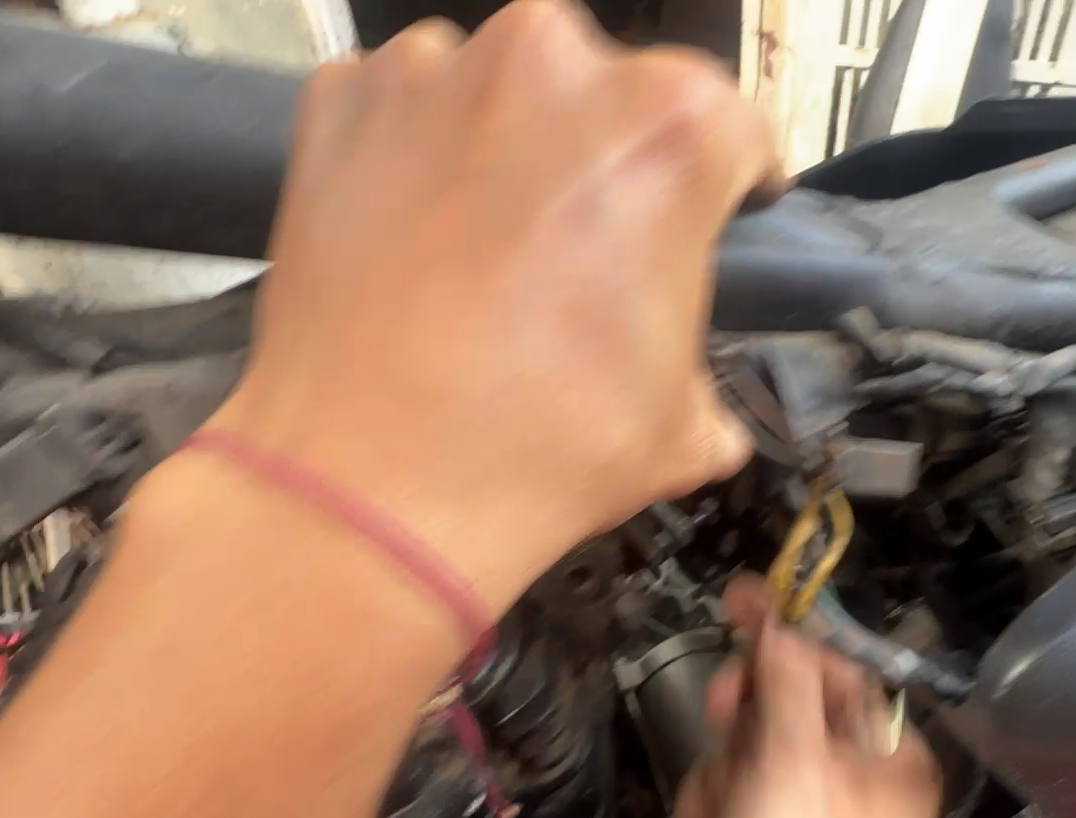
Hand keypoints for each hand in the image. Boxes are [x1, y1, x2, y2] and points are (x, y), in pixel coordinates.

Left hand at [206, 0, 781, 610]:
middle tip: (593, 261)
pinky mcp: (341, 106)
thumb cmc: (543, 451)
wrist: (376, 489)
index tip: (717, 211)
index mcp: (664, 134)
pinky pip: (416, 114)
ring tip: (500, 259)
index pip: (734, 127)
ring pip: (513, 100)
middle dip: (621, 172)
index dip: (735, 180)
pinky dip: (430, 162)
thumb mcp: (682, 433)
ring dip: (522, 160)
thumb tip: (698, 400)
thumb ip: (710, 380)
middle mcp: (552, 70)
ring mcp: (433, 75)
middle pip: (619, 102)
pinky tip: (427, 246)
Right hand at [674, 576, 940, 817]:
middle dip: (743, 716)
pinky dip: (708, 815)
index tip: (740, 596)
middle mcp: (844, 776)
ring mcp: (794, 811)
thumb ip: (785, 684)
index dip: (784, 631)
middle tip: (723, 710)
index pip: (830, 666)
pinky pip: (717, 793)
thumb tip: (781, 621)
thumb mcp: (797, 769)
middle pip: (776, 703)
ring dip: (721, 779)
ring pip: (736, 748)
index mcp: (882, 755)